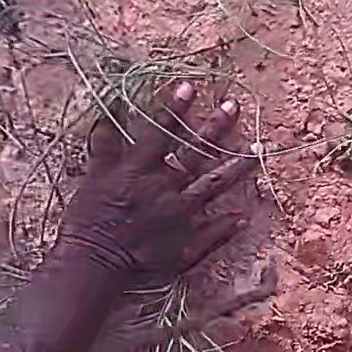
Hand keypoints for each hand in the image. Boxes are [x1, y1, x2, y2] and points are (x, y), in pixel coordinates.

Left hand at [56, 83, 255, 283]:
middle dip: (215, 128)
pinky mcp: (103, 171)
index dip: (238, 163)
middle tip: (232, 104)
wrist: (94, 265)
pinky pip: (105, 141)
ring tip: (187, 86)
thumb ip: (214, 237)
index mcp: (182, 206)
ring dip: (173, 111)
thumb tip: (243, 218)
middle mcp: (162, 185)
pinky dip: (108, 119)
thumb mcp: (184, 259)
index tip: (257, 146)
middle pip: (193, 151)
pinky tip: (114, 94)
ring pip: (157, 137)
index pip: (216, 180)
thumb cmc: (139, 266)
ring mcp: (132, 175)